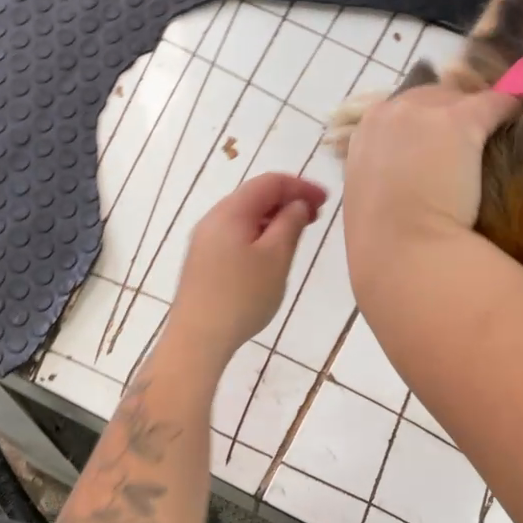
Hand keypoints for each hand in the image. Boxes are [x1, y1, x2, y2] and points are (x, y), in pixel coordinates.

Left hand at [164, 173, 327, 367]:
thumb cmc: (242, 298)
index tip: (326, 201)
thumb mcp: (276, 258)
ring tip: (294, 240)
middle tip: (314, 220)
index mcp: (230, 211)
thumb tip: (297, 205)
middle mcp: (212, 220)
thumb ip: (290, 224)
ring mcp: (202, 243)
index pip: (269, 182)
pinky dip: (256, 238)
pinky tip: (267, 259)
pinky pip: (233, 239)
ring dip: (272, 222)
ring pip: (243, 220)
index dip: (301, 186)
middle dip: (286, 203)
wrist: (197, 339)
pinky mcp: (200, 264)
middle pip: (254, 198)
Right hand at [342, 84, 518, 256]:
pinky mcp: (464, 120)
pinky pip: (496, 103)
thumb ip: (380, 177)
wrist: (400, 253)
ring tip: (490, 142)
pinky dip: (507, 114)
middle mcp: (393, 111)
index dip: (420, 129)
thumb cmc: (379, 241)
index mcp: (366, 132)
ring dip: (474, 117)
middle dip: (447, 119)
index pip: (401, 113)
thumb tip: (400, 179)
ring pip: (462, 99)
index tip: (433, 151)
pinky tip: (516, 128)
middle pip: (432, 98)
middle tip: (464, 150)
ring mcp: (427, 112)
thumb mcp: (366, 200)